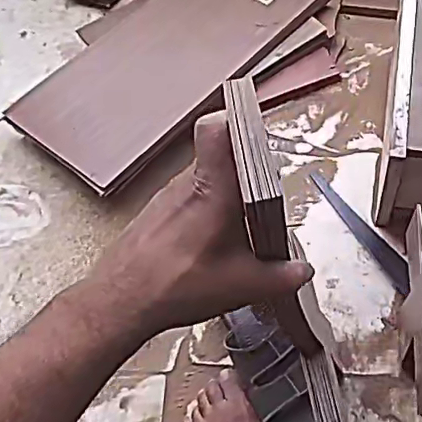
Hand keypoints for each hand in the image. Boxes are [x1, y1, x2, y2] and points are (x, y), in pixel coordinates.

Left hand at [86, 113, 312, 335]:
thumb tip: (301, 271)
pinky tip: (208, 241)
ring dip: (223, 193)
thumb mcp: (242, 286)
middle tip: (263, 198)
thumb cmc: (175, 287)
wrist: (121, 302)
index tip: (258, 130)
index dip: (238, 120)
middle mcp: (185, 184)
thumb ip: (280, 277)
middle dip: (245, 172)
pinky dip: (203, 210)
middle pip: (218, 155)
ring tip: (239, 226)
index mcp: (211, 190)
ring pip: (203, 177)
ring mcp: (166, 195)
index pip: (217, 129)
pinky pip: (186, 197)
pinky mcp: (155, 211)